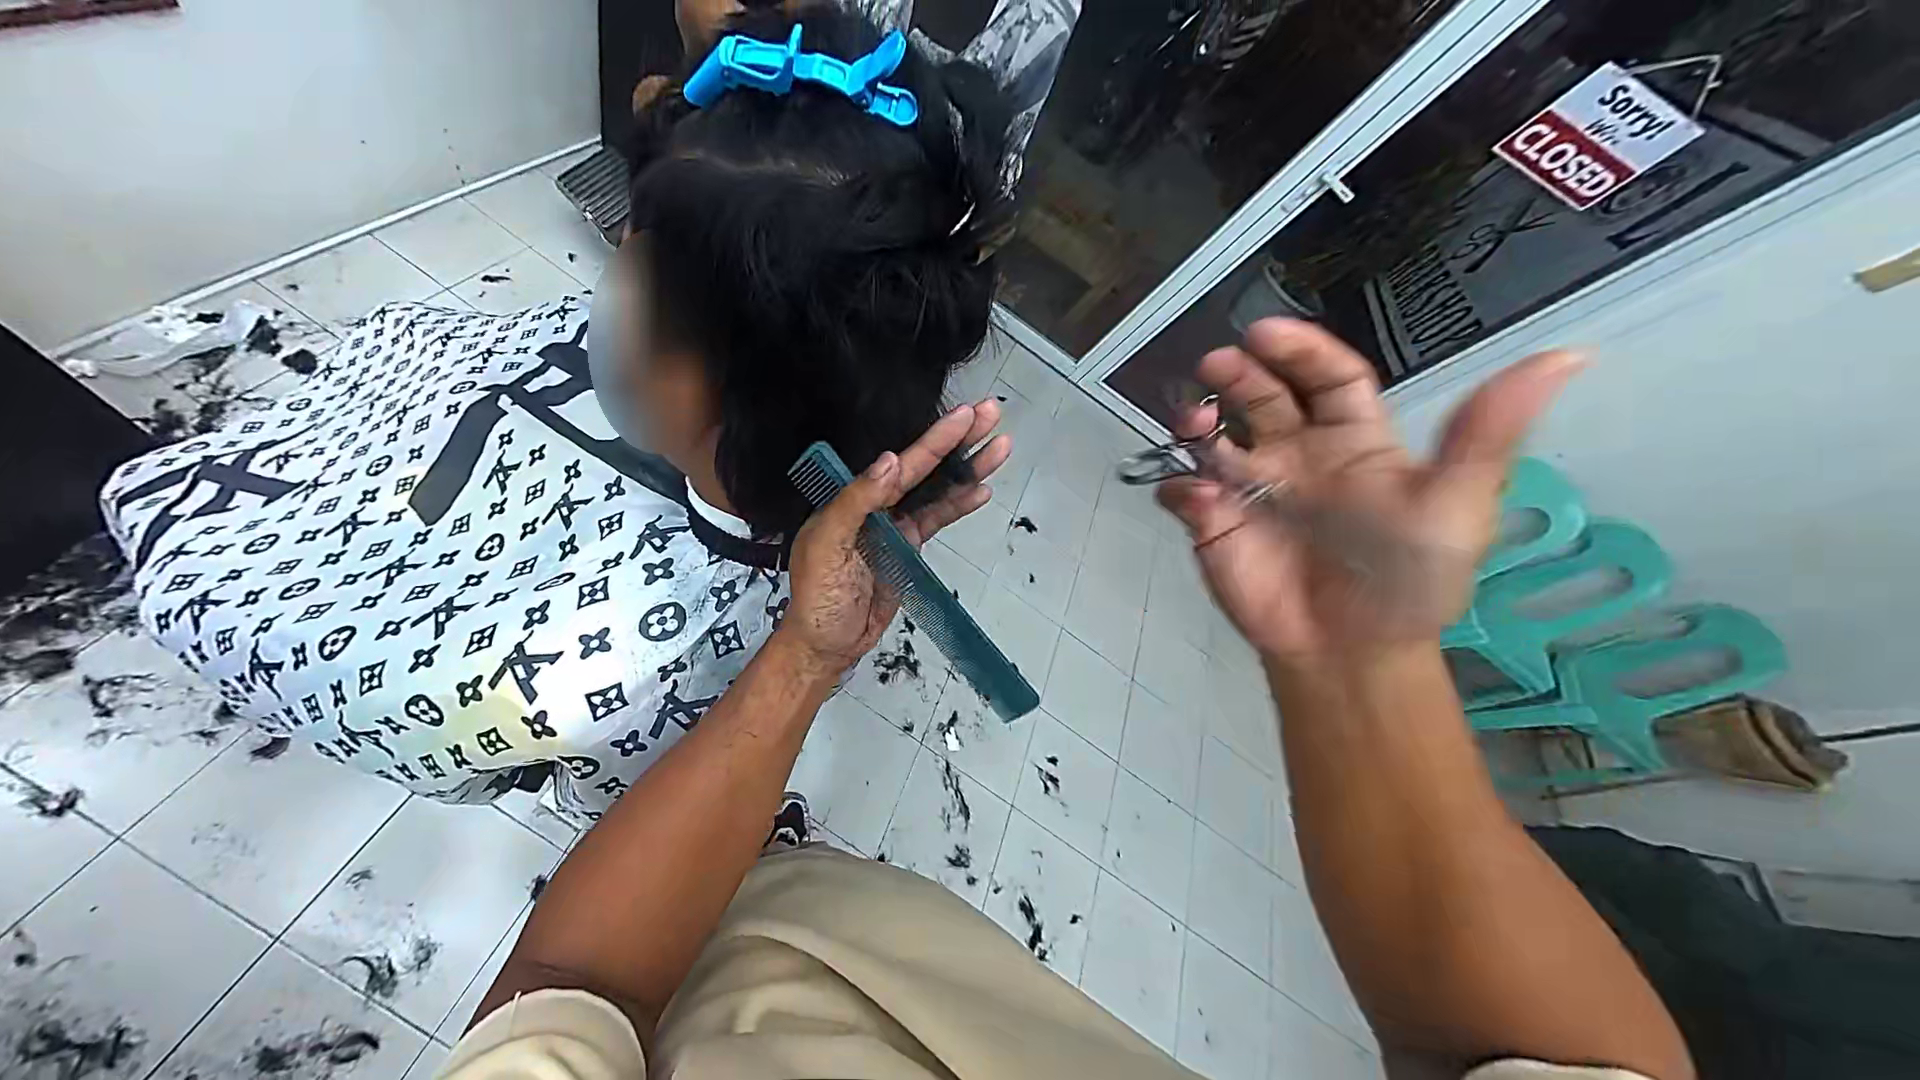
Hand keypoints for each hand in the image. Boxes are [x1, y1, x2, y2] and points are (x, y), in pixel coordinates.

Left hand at [779, 400, 1010, 677]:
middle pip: (926, 468)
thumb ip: (856, 502)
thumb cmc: (818, 596)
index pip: (902, 464)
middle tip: (991, 413)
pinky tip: (982, 489)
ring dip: (968, 469)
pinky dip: (959, 505)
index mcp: (855, 498)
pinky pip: (938, 521)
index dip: (935, 441)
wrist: (828, 642)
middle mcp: (878, 505)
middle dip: (959, 441)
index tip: (963, 417)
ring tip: (1000, 446)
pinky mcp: (909, 548)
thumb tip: (891, 461)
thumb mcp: (826, 546)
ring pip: (938, 492)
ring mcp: (897, 526)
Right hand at [1158, 319, 1583, 663]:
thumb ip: (1485, 436)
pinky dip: (1180, 489)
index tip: (1263, 334)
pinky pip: (1185, 496)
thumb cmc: (1407, 580)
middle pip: (1262, 398)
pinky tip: (1193, 497)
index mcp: (1353, 441)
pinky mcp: (1214, 526)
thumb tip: (1566, 355)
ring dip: (1197, 424)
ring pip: (1213, 440)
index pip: (1327, 378)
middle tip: (1215, 364)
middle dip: (1236, 375)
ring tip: (1193, 425)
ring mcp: (1250, 491)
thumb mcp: (1456, 508)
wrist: (1350, 650)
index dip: (1299, 350)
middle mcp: (1296, 456)